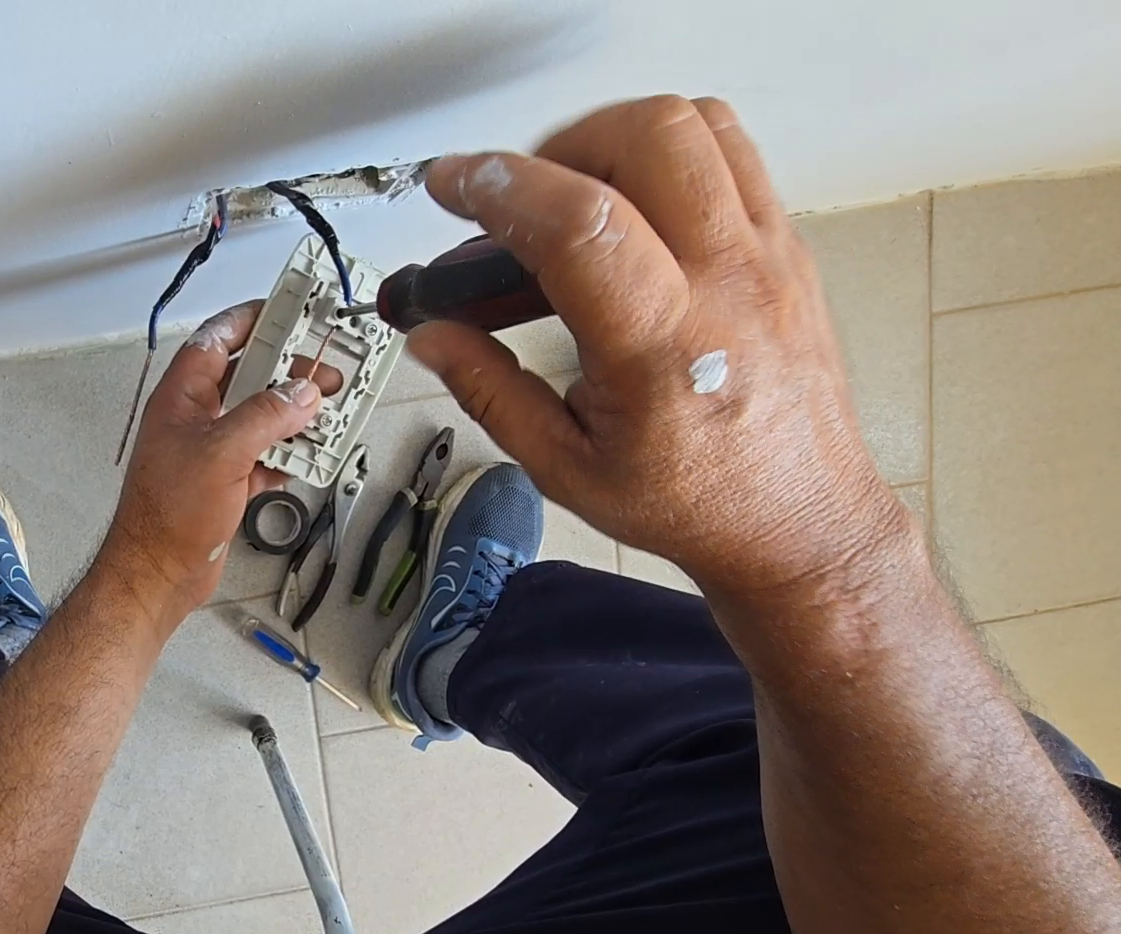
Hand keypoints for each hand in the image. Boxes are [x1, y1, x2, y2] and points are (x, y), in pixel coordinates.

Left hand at [96, 302, 324, 622]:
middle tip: (323, 372)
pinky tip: (304, 459)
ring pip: (257, 419)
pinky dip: (283, 456)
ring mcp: (208, 451)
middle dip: (285, 374)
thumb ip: (265, 417)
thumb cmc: (168, 515)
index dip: (251, 321)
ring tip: (325, 414)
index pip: (217, 340)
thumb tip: (300, 393)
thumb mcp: (221, 453)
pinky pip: (260, 457)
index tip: (288, 311)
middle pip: (245, 379)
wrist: (158, 573)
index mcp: (182, 398)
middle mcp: (194, 420)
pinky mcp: (222, 482)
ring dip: (290, 418)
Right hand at [408, 95, 911, 594]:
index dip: (500, 188)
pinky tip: (619, 218)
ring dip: (607, 144)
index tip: (452, 184)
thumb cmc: (687, 500)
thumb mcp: (560, 463)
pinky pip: (728, 154)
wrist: (793, 515)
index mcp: (660, 345)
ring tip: (562, 205)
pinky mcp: (785, 248)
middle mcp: (727, 281)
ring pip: (695, 125)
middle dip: (554, 150)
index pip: (579, 224)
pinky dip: (658, 158)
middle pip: (647, 137)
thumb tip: (433, 338)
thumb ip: (488, 390)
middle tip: (512, 204)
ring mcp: (768, 254)